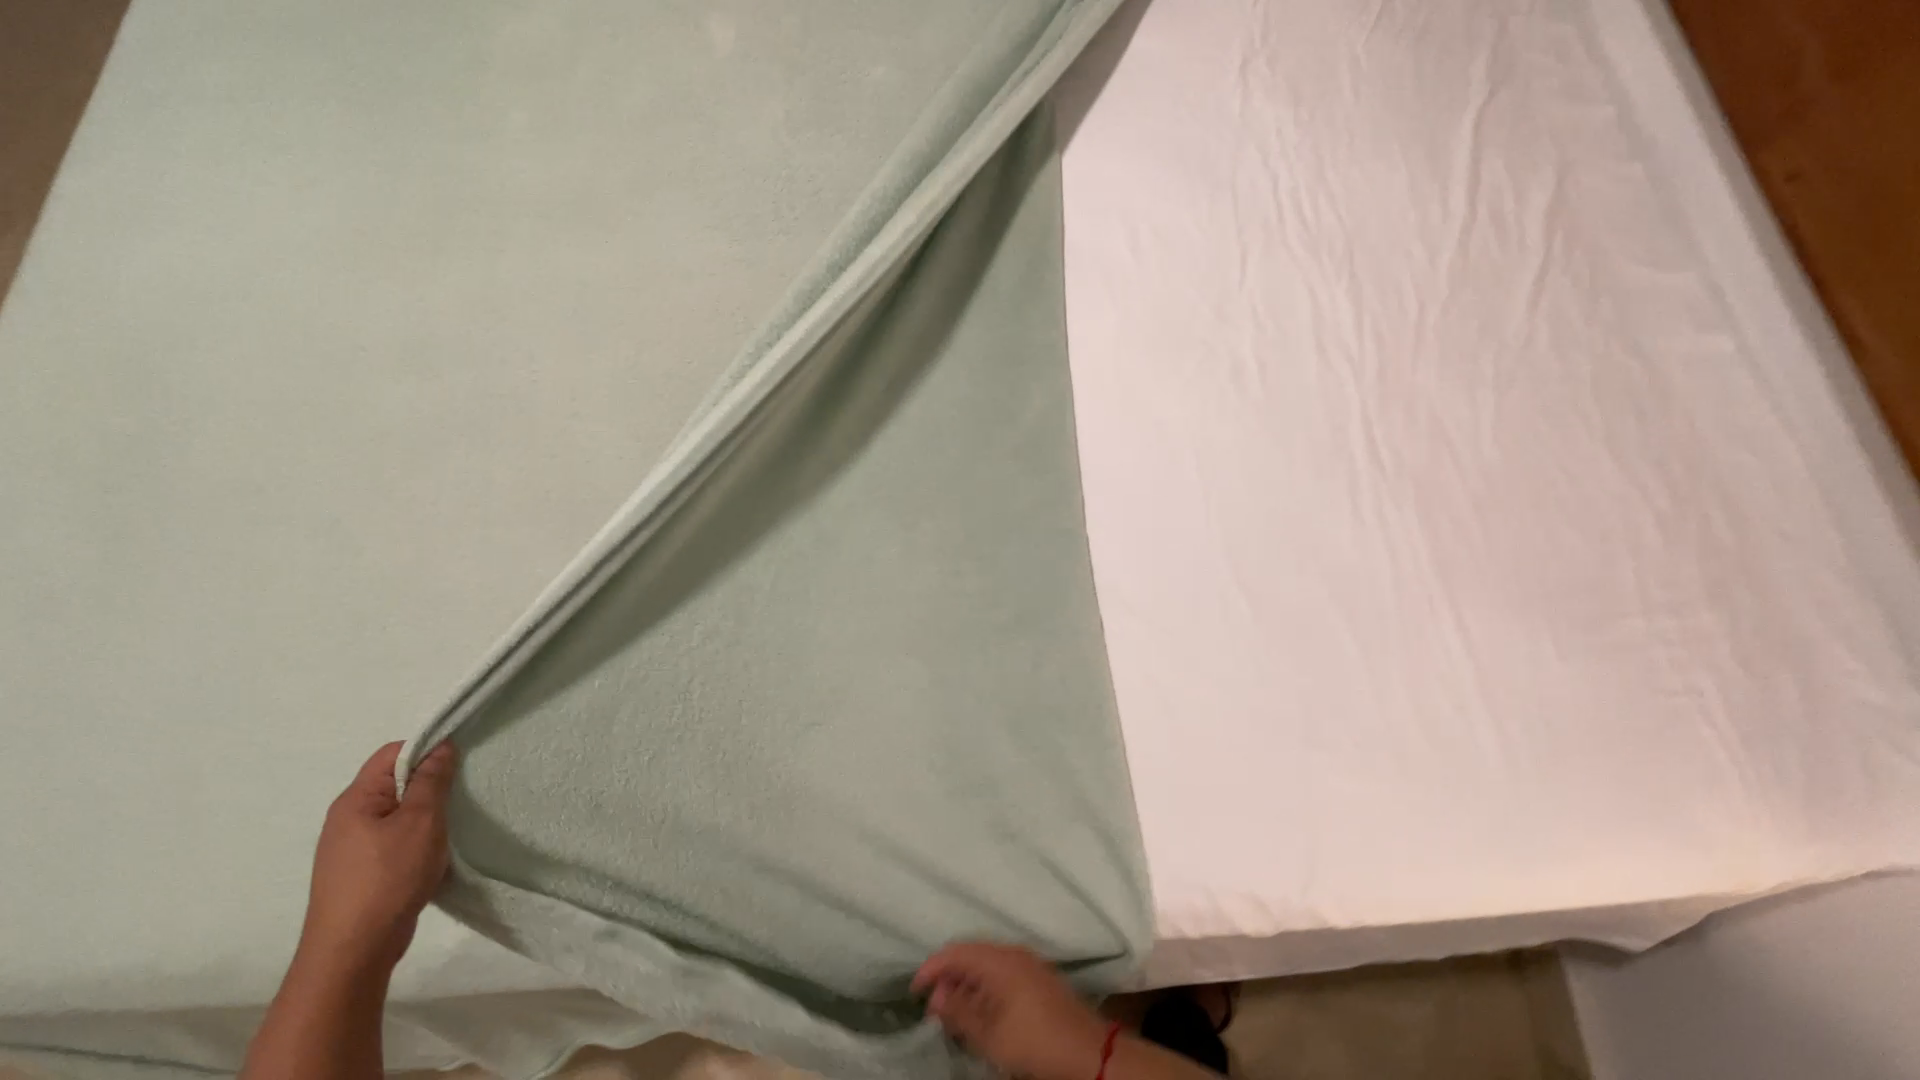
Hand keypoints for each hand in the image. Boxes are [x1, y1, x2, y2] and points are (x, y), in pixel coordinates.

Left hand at [300, 741, 455, 969]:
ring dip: (425, 816)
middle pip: (394, 782)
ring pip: (396, 813)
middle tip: (460, 798)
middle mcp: (347, 817)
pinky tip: (432, 856)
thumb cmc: (388, 878)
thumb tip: (441, 747)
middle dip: (429, 785)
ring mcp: (350, 847)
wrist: (353, 951)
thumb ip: (432, 781)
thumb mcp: (421, 822)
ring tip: (450, 829)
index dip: (427, 751)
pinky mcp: (360, 871)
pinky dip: (416, 840)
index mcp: (355, 799)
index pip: (393, 753)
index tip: (459, 766)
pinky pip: (393, 839)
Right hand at [913, 943, 1110, 1079]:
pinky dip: (984, 988)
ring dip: (966, 985)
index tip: (915, 991)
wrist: (1088, 1051)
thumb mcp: (989, 1035)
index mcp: (999, 960)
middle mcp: (1013, 953)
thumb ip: (959, 1013)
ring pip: (986, 964)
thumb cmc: (1034, 1041)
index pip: (955, 952)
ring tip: (953, 1015)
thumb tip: (937, 998)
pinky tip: (980, 1013)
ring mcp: (1028, 963)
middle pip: (970, 955)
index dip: (931, 968)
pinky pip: (1001, 973)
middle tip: (934, 1008)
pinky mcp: (1037, 977)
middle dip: (948, 978)